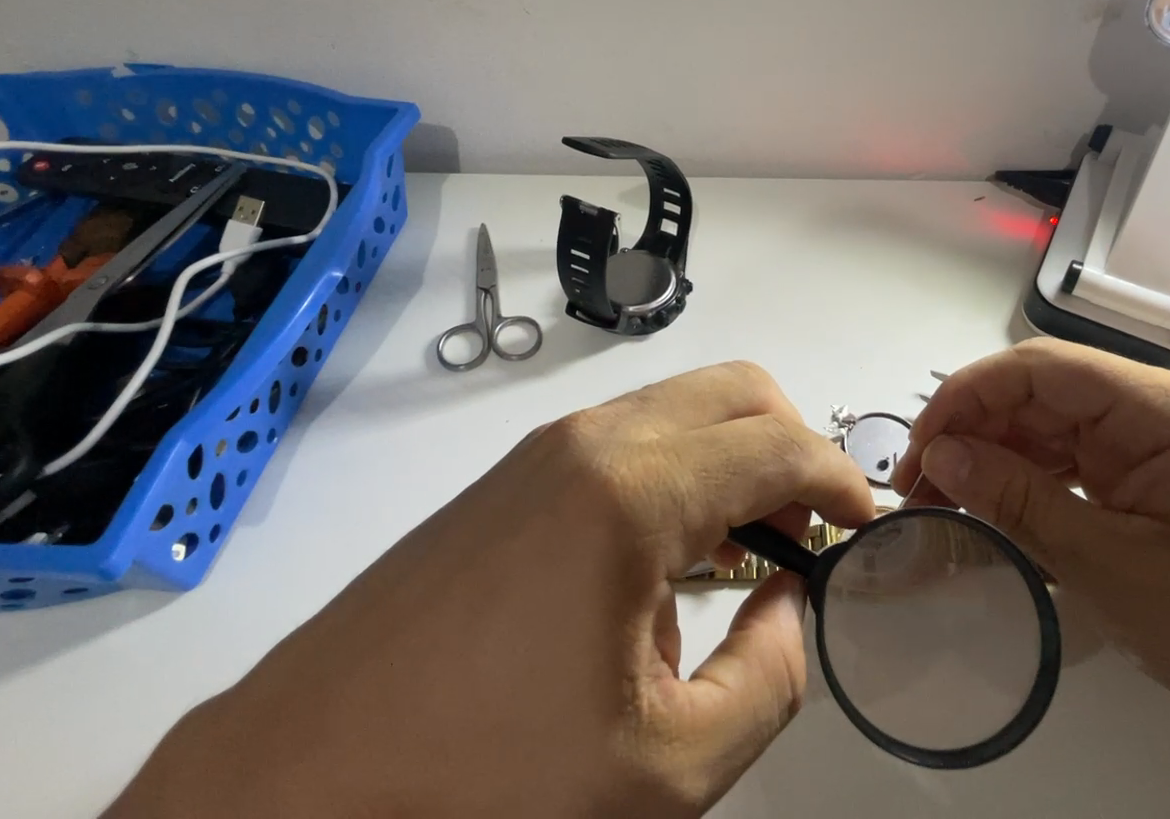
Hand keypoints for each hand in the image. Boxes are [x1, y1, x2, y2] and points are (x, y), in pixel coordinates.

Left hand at [109, 362, 876, 818]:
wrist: (298, 781)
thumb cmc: (487, 782)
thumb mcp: (670, 765)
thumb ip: (769, 674)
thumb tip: (793, 601)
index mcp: (634, 492)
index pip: (780, 444)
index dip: (844, 480)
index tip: (871, 527)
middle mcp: (590, 440)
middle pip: (735, 389)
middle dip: (794, 444)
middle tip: (812, 530)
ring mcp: (540, 450)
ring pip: (679, 405)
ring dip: (734, 454)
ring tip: (752, 548)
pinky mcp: (507, 476)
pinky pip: (626, 438)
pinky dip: (678, 469)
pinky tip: (671, 556)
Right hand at [891, 338, 1169, 732]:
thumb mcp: (1118, 569)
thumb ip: (1022, 502)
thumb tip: (940, 454)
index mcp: (1168, 411)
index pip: (1042, 369)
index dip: (967, 396)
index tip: (919, 449)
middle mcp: (1162, 407)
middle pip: (1040, 393)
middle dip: (971, 431)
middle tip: (919, 487)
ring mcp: (1158, 437)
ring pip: (1049, 424)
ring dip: (993, 456)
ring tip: (942, 500)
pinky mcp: (1153, 469)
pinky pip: (1072, 456)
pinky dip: (1027, 478)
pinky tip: (992, 506)